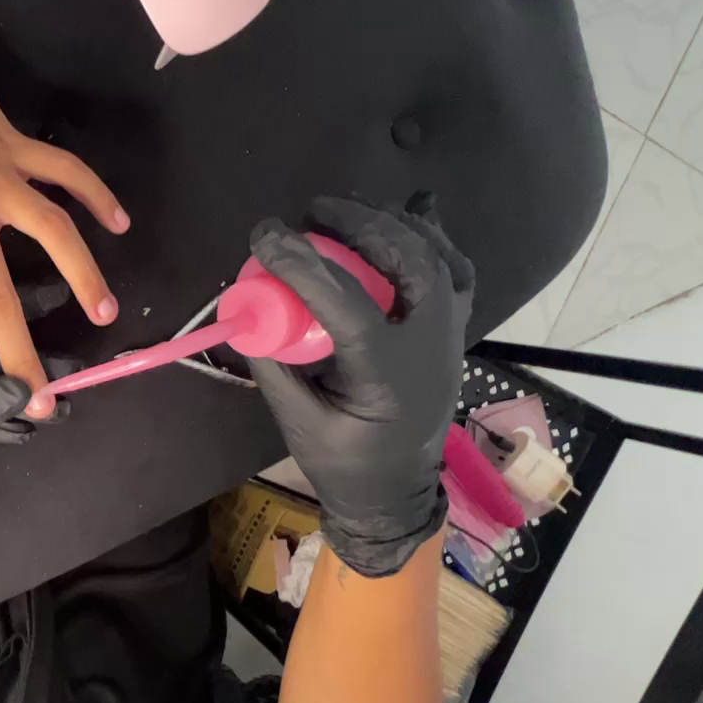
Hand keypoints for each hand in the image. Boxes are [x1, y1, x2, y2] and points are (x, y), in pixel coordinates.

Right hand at [248, 194, 475, 577]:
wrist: (396, 493)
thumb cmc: (344, 465)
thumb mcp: (298, 424)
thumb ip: (274, 368)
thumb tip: (247, 313)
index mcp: (388, 378)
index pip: (348, 308)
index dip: (305, 266)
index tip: (266, 236)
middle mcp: (430, 349)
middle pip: (411, 266)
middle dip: (361, 226)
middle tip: (313, 209)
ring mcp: (449, 338)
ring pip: (442, 260)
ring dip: (396, 225)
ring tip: (350, 209)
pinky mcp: (451, 333)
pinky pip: (454, 272)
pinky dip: (431, 238)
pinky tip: (404, 217)